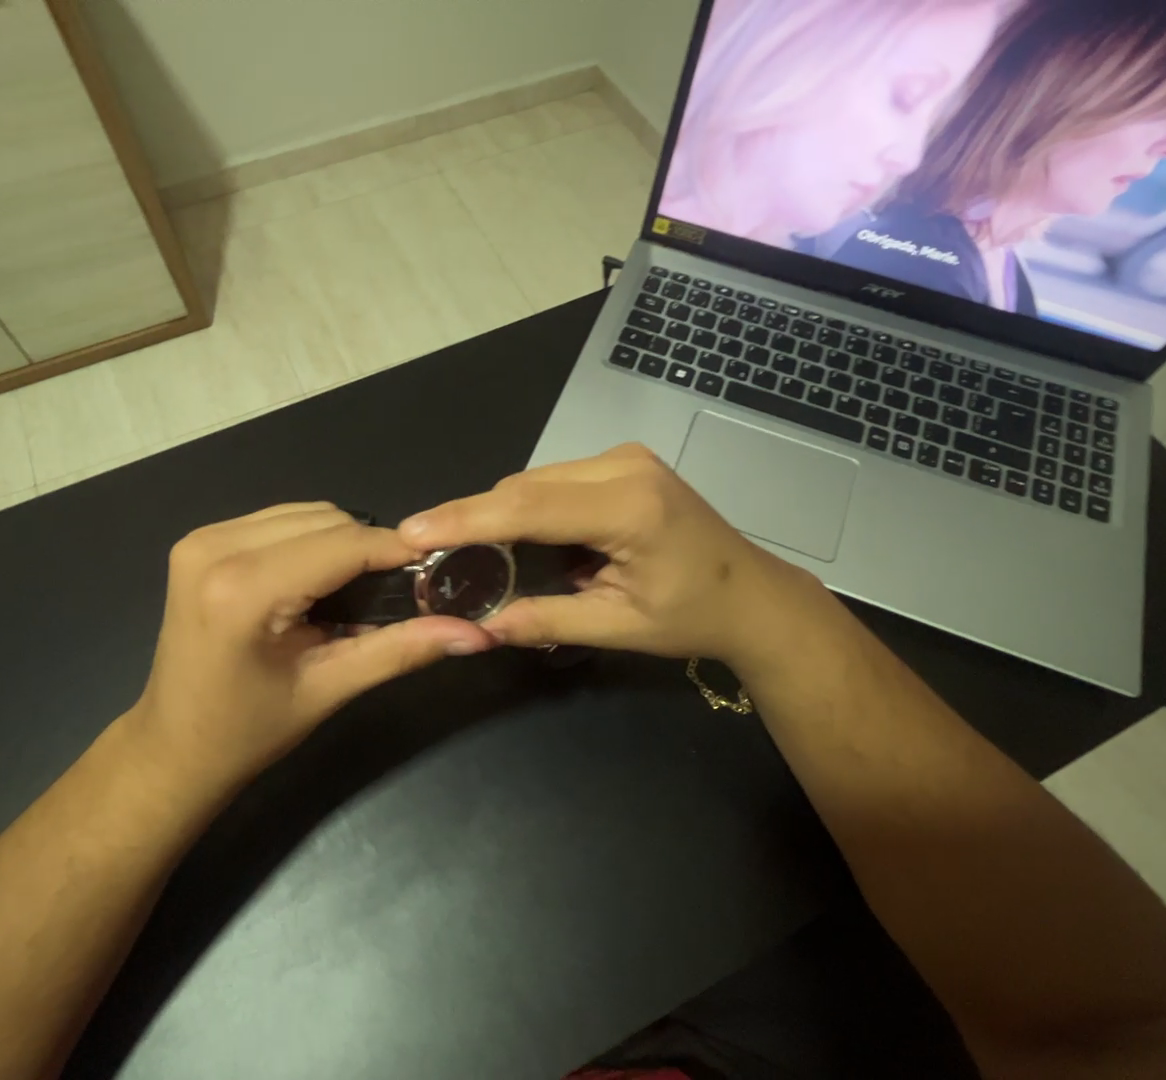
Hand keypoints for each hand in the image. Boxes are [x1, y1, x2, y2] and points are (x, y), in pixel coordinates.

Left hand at [126, 503, 496, 790]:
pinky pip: (279, 519)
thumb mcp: (330, 688)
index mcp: (243, 588)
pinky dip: (311, 540)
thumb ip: (401, 650)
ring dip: (341, 543)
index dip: (398, 552)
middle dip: (370, 552)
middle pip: (328, 521)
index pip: (344, 544)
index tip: (441, 569)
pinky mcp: (200, 539)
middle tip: (396, 598)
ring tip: (354, 594)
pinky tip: (316, 582)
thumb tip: (476, 633)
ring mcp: (202, 538)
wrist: (174, 745)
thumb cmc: (249, 729)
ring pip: (306, 513)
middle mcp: (216, 547)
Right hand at [399, 445, 841, 673]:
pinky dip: (531, 509)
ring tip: (473, 556)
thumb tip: (480, 628)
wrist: (752, 595)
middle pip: (525, 487)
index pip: (527, 506)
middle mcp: (624, 467)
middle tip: (430, 554)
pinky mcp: (624, 463)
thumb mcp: (620, 627)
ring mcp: (625, 459)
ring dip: (503, 515)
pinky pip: (557, 481)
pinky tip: (524, 542)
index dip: (465, 519)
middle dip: (476, 519)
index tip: (413, 533)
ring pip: (536, 480)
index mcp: (628, 507)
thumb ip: (547, 620)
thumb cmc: (694, 616)